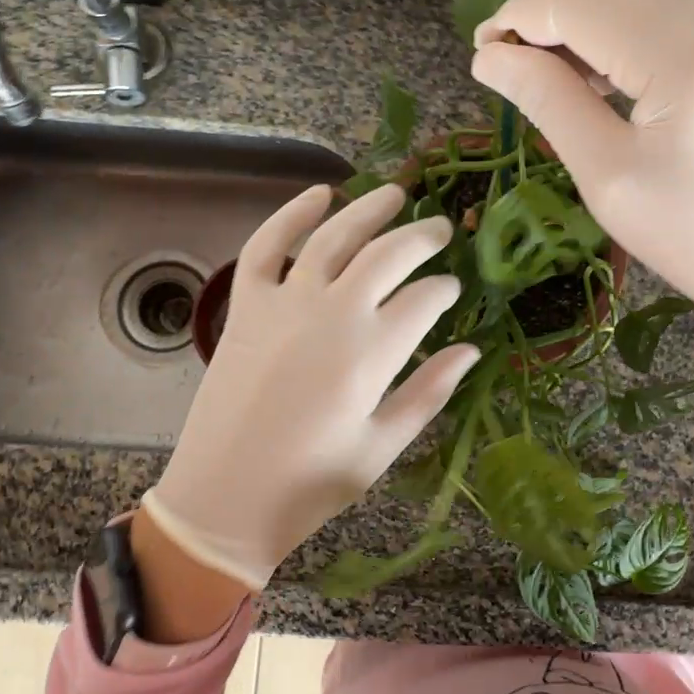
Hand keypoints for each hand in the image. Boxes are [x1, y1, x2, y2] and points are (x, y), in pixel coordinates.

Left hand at [140, 184, 480, 589]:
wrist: (223, 499)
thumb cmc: (310, 484)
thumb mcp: (381, 446)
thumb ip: (428, 393)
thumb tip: (470, 351)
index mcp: (372, 353)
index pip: (425, 300)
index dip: (446, 290)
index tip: (454, 290)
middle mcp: (331, 314)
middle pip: (387, 254)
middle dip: (422, 237)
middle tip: (441, 229)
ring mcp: (283, 304)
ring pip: (333, 236)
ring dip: (367, 209)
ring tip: (395, 194)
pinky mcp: (245, 307)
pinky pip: (266, 246)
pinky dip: (291, 215)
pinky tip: (318, 194)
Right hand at [470, 0, 693, 413]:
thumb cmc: (689, 235)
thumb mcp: (604, 176)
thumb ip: (545, 99)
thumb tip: (487, 54)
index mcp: (686, 59)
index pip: (578, 3)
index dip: (518, 16)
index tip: (485, 47)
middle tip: (533, 59)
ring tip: (581, 55)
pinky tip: (626, 48)